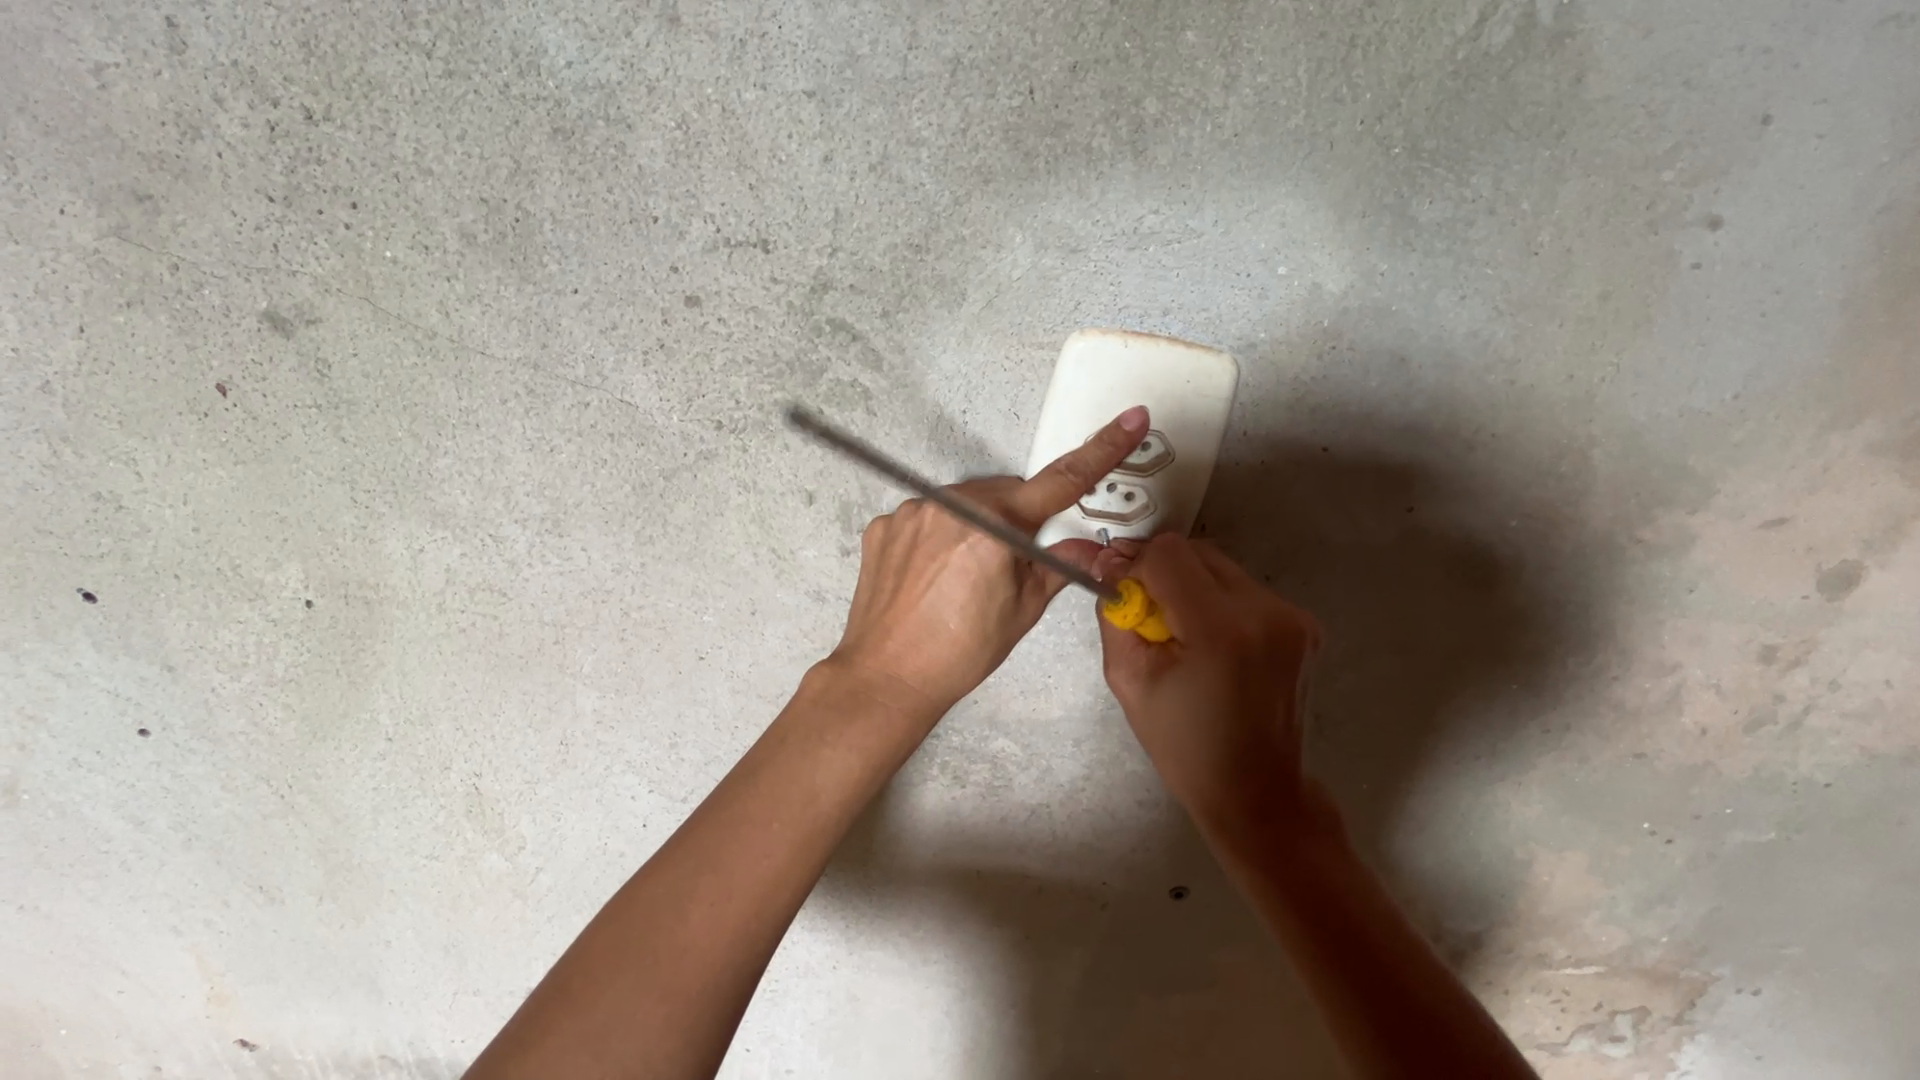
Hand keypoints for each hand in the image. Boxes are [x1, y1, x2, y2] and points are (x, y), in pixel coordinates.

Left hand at [830, 406, 1150, 719]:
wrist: (888, 676)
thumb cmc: (957, 653)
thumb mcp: (1023, 611)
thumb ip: (1060, 567)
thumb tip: (1089, 548)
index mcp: (996, 528)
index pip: (1061, 482)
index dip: (1102, 450)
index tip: (1130, 421)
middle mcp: (952, 507)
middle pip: (1005, 494)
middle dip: (1016, 520)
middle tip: (1009, 568)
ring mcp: (913, 512)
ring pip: (965, 504)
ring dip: (976, 526)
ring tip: (963, 579)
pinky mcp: (886, 525)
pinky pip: (928, 516)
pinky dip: (940, 536)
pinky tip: (934, 574)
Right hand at [1092, 534, 1323, 823]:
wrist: (1257, 791)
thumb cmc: (1184, 746)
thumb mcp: (1129, 680)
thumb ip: (1116, 614)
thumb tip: (1111, 567)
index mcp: (1221, 629)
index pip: (1168, 554)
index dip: (1134, 565)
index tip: (1121, 592)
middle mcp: (1266, 610)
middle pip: (1196, 552)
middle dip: (1161, 572)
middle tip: (1143, 610)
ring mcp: (1292, 616)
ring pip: (1221, 568)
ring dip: (1190, 586)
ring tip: (1178, 631)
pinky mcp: (1304, 624)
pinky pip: (1245, 590)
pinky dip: (1218, 602)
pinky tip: (1209, 642)